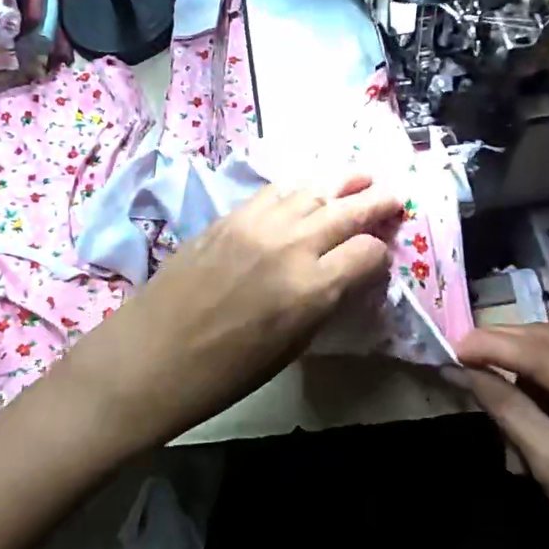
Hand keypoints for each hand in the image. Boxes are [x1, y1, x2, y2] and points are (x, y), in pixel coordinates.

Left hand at [56, 175, 402, 448]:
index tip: (380, 259)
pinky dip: (301, 186)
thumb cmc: (225, 372)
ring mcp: (258, 223)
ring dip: (342, 181)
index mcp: (313, 288)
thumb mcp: (292, 346)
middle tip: (396, 193)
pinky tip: (310, 187)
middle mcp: (292, 244)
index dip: (381, 254)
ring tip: (362, 176)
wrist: (152, 355)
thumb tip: (345, 277)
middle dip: (378, 201)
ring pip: (312, 188)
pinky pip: (276, 190)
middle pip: (348, 210)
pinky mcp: (230, 216)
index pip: (367, 253)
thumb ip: (325, 303)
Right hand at [450, 326, 548, 548]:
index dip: (493, 345)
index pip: (546, 353)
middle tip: (461, 369)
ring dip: (521, 375)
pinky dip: (541, 386)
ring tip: (505, 422)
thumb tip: (463, 368)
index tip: (450, 348)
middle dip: (503, 353)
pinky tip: (531, 417)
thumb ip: (508, 409)